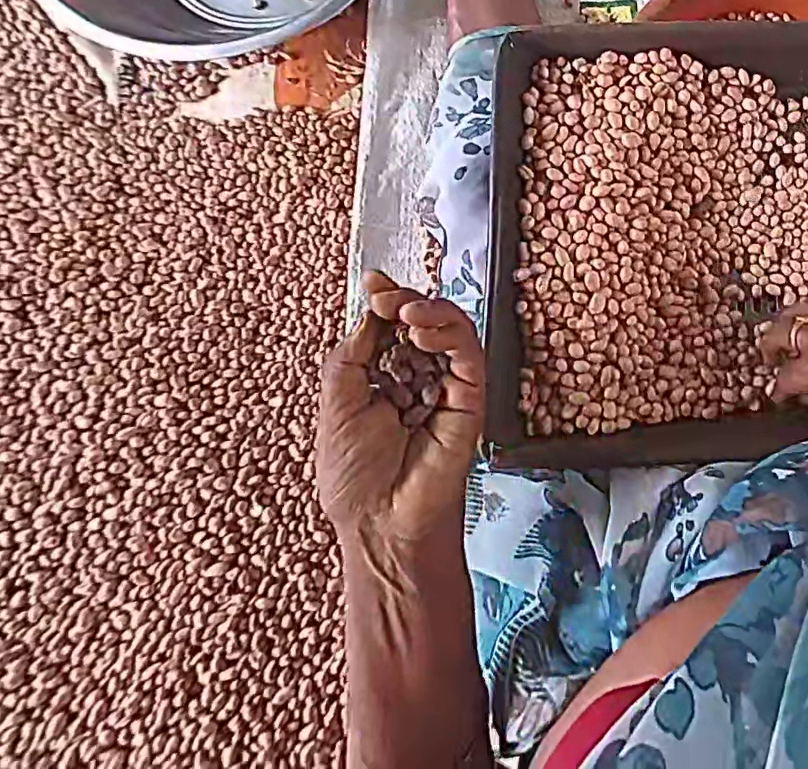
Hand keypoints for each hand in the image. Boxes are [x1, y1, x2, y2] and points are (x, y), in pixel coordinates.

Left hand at [315, 271, 483, 541]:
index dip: (387, 301)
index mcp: (389, 375)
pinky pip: (468, 356)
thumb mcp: (337, 403)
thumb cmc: (355, 474)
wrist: (379, 523)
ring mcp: (448, 385)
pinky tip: (422, 334)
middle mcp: (421, 375)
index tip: (374, 283)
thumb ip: (354, 353)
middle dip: (406, 302)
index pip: (394, 326)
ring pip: (453, 330)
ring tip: (406, 313)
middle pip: (425, 321)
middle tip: (387, 298)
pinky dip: (449, 335)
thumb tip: (370, 305)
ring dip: (430, 312)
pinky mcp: (470, 399)